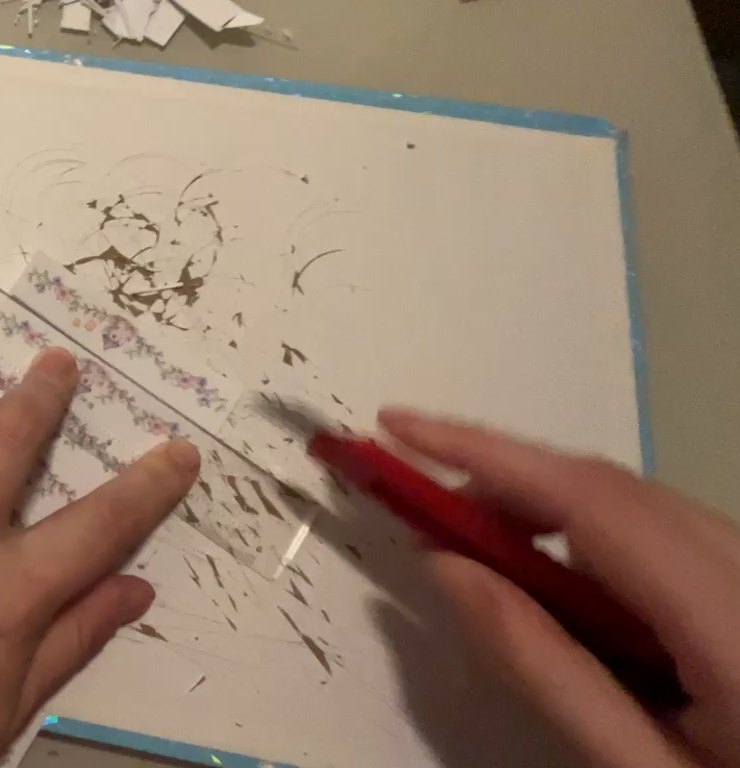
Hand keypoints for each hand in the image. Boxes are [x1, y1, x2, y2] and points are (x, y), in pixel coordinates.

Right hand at [381, 408, 739, 767]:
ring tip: (491, 563)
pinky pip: (674, 539)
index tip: (391, 426)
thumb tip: (441, 563)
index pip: (591, 499)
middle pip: (614, 489)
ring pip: (644, 509)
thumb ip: (545, 669)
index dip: (483, 450)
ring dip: (547, 513)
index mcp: (735, 623)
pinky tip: (572, 595)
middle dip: (504, 481)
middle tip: (427, 515)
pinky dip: (595, 541)